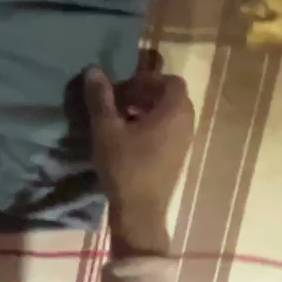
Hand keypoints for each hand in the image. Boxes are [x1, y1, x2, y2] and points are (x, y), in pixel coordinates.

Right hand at [83, 61, 194, 258]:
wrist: (140, 210)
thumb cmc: (124, 166)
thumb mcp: (106, 130)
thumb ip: (101, 99)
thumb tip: (94, 70)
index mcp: (175, 110)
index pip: (168, 81)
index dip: (144, 80)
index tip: (120, 91)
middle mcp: (187, 121)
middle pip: (169, 96)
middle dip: (143, 95)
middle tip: (116, 104)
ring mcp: (185, 140)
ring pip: (168, 115)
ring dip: (144, 111)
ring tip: (118, 122)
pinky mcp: (177, 156)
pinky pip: (167, 131)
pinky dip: (149, 127)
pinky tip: (127, 141)